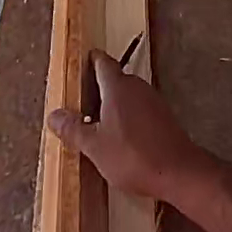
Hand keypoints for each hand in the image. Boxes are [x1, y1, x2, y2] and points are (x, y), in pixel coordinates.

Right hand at [48, 48, 215, 199]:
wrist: (178, 171)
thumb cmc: (132, 155)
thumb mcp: (95, 146)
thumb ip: (73, 129)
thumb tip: (53, 114)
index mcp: (118, 87)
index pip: (103, 63)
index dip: (91, 60)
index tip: (81, 61)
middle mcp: (137, 87)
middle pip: (115, 78)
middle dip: (98, 86)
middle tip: (79, 99)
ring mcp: (153, 100)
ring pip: (127, 94)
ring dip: (112, 102)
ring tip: (95, 120)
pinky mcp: (163, 116)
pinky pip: (139, 107)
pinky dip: (126, 114)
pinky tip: (119, 134)